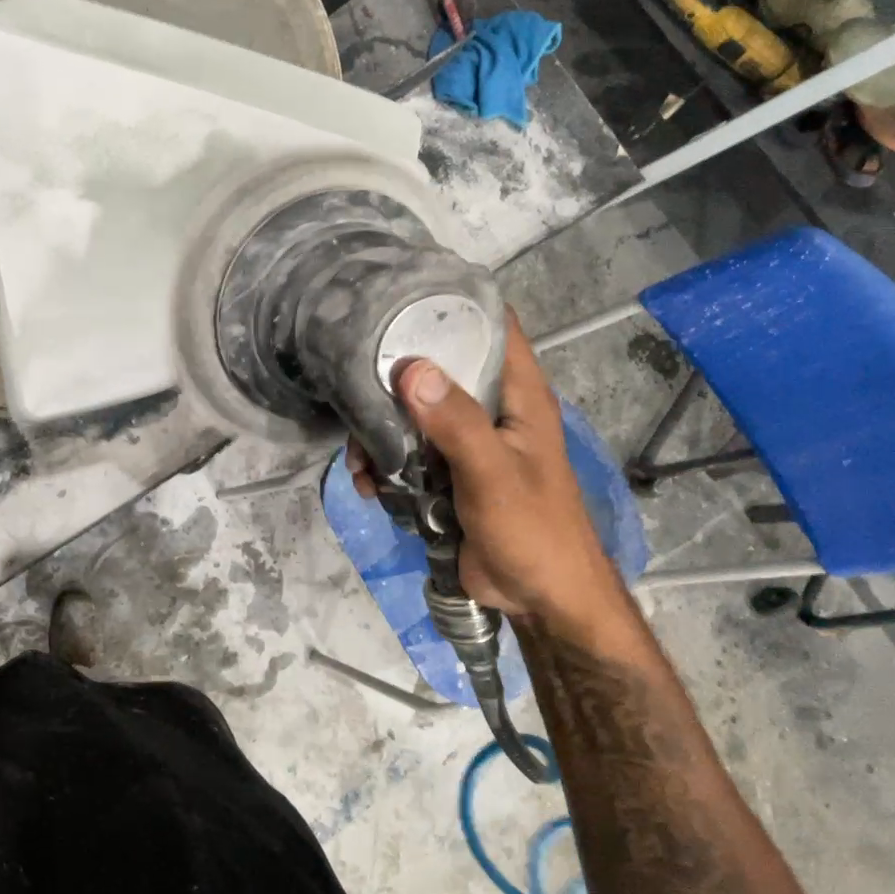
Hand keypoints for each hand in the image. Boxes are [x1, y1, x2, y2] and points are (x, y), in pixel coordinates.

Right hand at [349, 313, 622, 627]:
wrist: (540, 598)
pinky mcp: (443, 476)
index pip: (492, 328)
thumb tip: (410, 368)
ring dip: (378, 435)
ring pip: (409, 417)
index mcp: (516, 397)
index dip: (453, 304)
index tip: (399, 295)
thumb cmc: (533, 530)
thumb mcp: (493, 474)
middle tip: (354, 385)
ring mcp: (463, 445)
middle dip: (392, 378)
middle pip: (435, 371)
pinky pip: (402, 457)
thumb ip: (456, 423)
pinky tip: (370, 487)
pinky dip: (382, 469)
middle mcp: (488, 411)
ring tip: (362, 462)